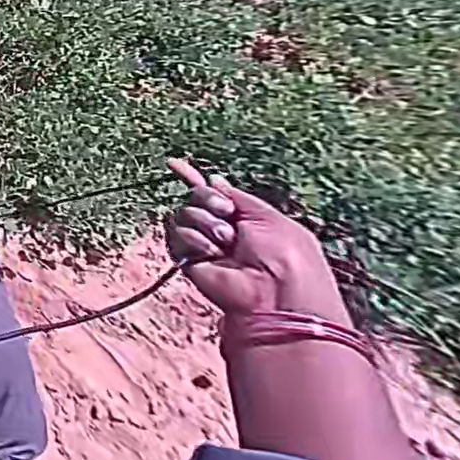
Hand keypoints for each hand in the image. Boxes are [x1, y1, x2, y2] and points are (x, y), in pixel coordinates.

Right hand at [166, 158, 348, 322]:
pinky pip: (177, 235)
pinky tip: (211, 252)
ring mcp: (203, 244)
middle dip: (208, 201)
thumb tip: (213, 180)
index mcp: (243, 218)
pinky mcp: (188, 259)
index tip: (173, 164)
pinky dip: (195, 240)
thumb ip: (236, 196)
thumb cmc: (285, 256)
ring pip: (185, 215)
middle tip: (226, 214)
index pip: (212, 194)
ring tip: (226, 242)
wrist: (273, 295)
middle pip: (196, 198)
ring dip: (206, 224)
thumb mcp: (268, 216)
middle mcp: (221, 229)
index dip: (192, 178)